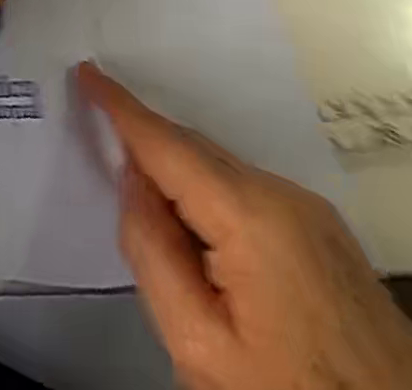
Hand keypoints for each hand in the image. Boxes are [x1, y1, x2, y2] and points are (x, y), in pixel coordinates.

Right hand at [78, 63, 411, 389]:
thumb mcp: (197, 339)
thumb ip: (151, 250)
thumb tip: (133, 182)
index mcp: (251, 217)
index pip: (166, 143)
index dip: (120, 106)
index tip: (85, 71)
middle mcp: (286, 199)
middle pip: (191, 147)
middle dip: (140, 137)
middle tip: (91, 136)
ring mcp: (314, 216)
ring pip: (216, 166)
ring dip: (170, 165)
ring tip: (137, 195)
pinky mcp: (325, 236)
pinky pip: (242, 186)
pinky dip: (201, 186)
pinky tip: (188, 222)